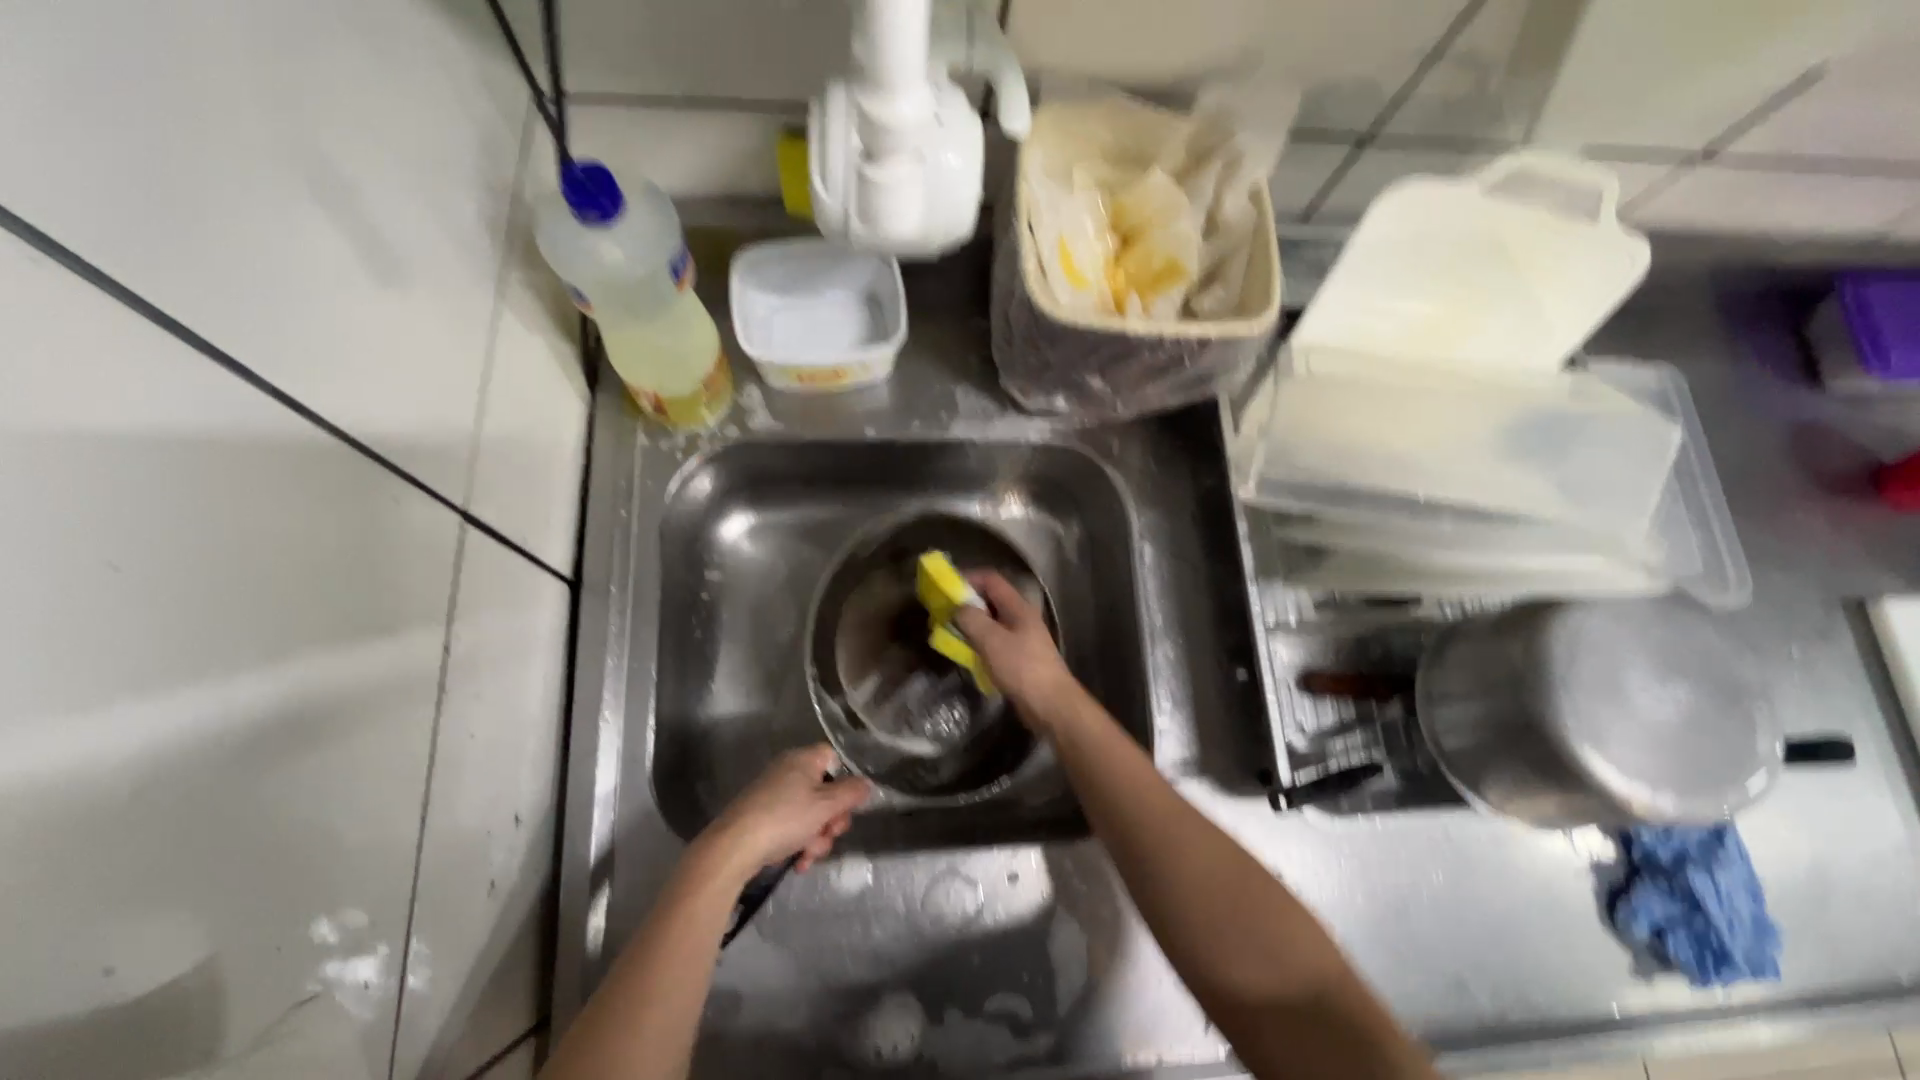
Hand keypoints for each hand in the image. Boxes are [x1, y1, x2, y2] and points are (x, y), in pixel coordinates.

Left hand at [705, 745, 872, 875]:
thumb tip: (867, 783)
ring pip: (811, 814)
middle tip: (830, 833)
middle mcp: (788, 772)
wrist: (734, 847)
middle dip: (832, 818)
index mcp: (803, 760)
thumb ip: (852, 793)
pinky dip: (799, 843)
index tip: (847, 803)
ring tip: (809, 854)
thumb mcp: (825, 806)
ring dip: (818, 837)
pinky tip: (798, 862)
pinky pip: (793, 826)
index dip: (844, 779)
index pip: (833, 757)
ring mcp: (774, 795)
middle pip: (826, 790)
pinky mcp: (764, 817)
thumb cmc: (785, 818)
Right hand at [953, 571, 1082, 729]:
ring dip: (971, 625)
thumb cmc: (1021, 668)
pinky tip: (966, 653)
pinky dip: (979, 643)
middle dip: (966, 604)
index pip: (991, 580)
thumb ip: (972, 619)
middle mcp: (1021, 618)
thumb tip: (958, 606)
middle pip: (991, 600)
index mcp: (1018, 607)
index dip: (968, 579)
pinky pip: (995, 642)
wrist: (1050, 705)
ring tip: (950, 633)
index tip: (946, 589)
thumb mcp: (991, 640)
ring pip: (992, 623)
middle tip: (943, 613)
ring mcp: (1022, 638)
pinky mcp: (1019, 658)